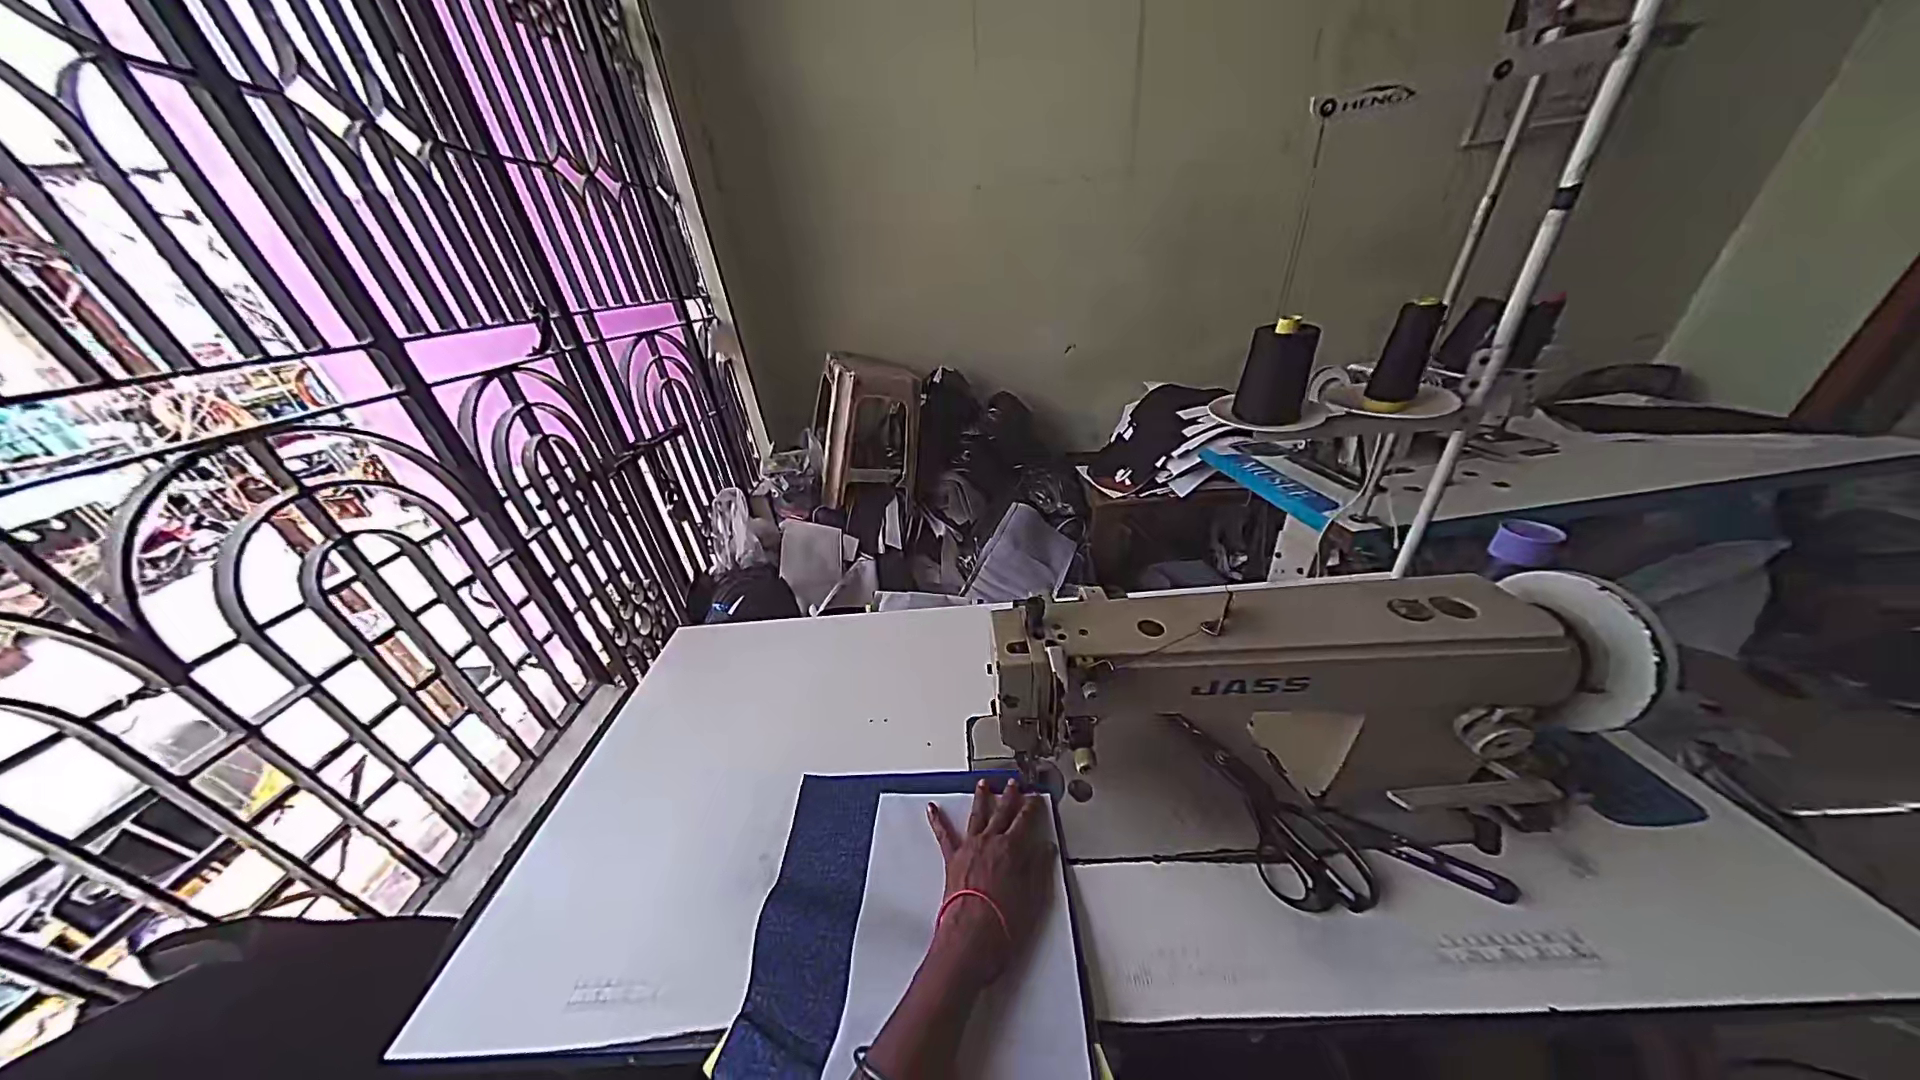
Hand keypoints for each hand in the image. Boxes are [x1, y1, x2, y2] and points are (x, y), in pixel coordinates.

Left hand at [925, 778, 1054, 988]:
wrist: (970, 940)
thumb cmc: (1001, 925)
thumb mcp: (1034, 898)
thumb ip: (1039, 869)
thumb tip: (1046, 849)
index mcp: (1012, 850)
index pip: (1025, 821)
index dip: (1032, 807)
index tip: (1036, 797)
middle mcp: (990, 843)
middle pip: (1002, 812)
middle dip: (1009, 796)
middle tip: (1013, 783)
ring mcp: (969, 849)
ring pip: (977, 816)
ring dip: (981, 798)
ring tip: (983, 784)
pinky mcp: (952, 860)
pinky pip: (944, 835)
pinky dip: (938, 821)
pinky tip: (933, 809)